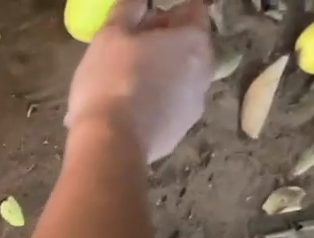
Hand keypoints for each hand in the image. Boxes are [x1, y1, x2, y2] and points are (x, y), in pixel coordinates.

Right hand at [66, 0, 212, 162]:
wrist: (109, 147)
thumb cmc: (111, 84)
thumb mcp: (109, 37)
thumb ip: (127, 10)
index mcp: (193, 37)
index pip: (190, 10)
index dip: (163, 16)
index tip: (138, 29)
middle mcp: (204, 67)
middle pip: (185, 49)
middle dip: (159, 52)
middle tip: (125, 65)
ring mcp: (194, 103)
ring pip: (175, 83)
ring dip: (154, 84)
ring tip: (120, 99)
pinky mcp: (178, 133)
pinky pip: (165, 113)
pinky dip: (149, 112)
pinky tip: (123, 121)